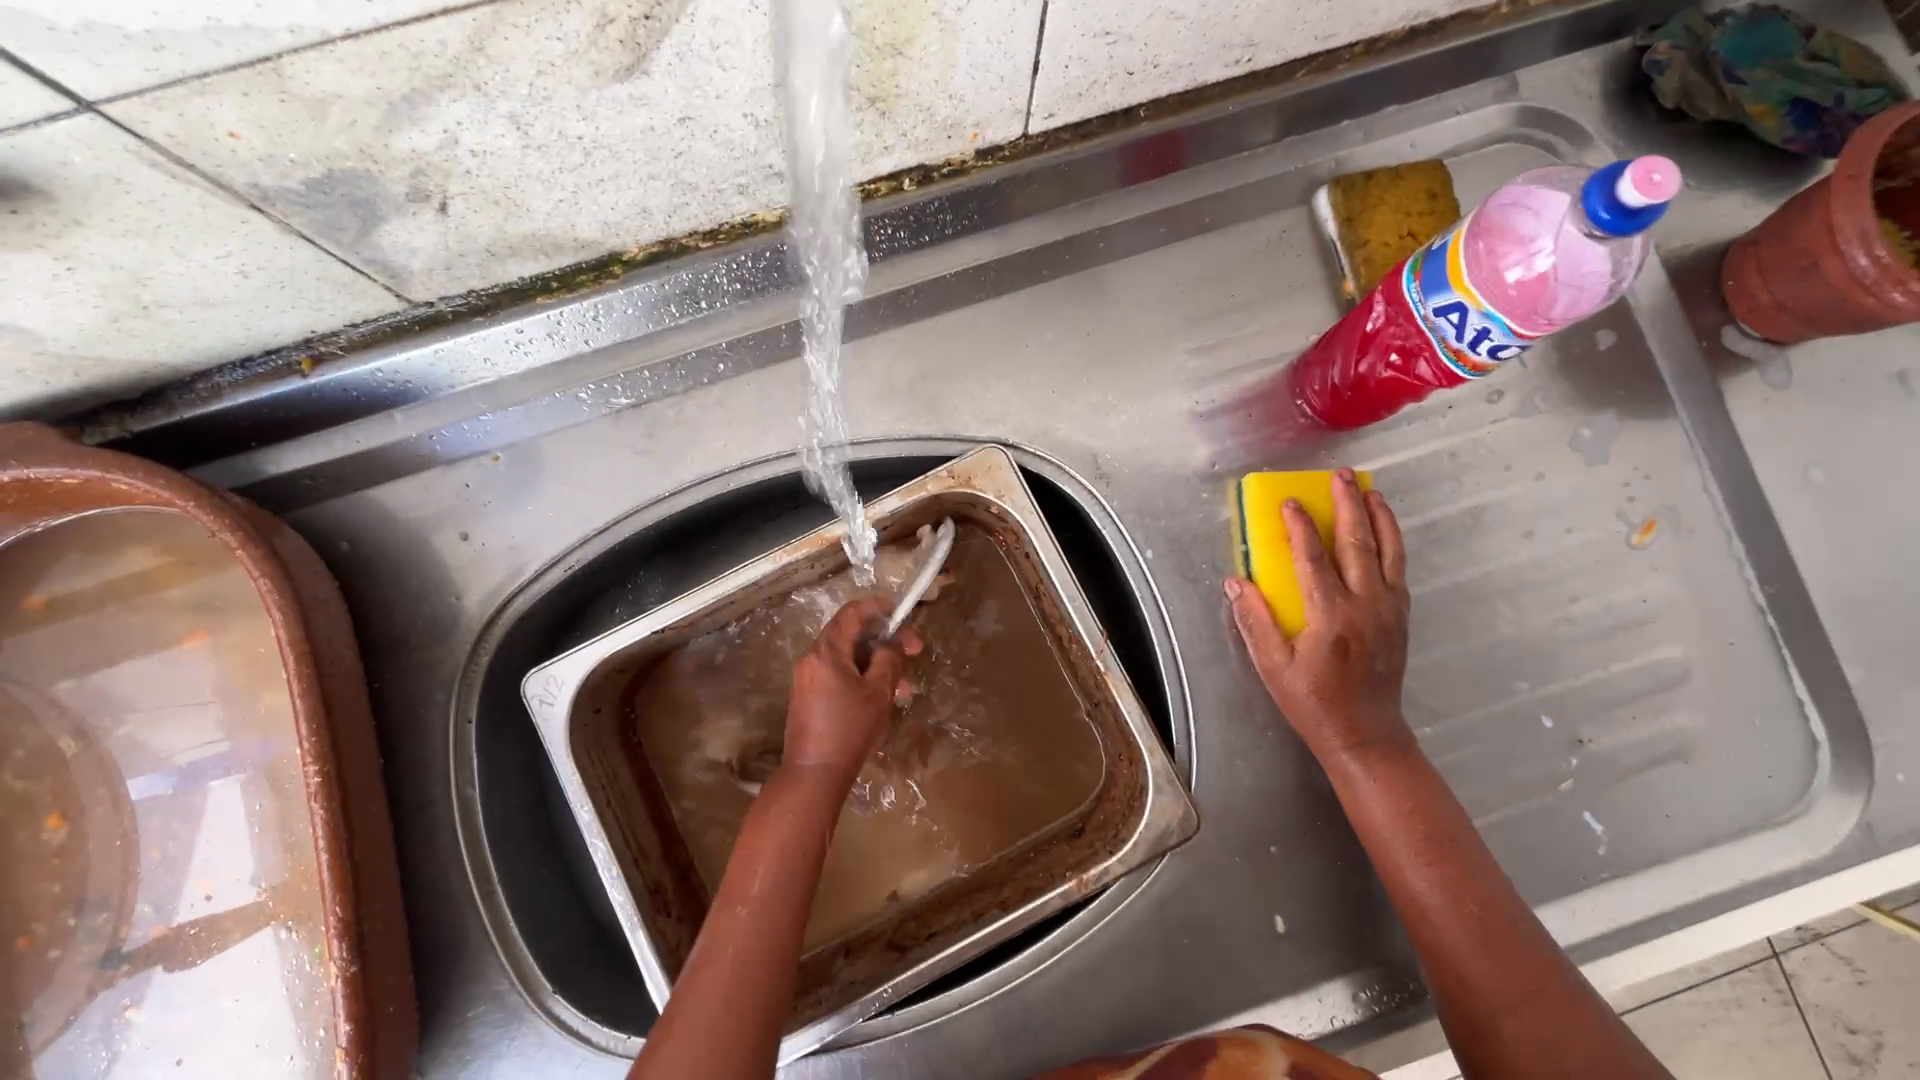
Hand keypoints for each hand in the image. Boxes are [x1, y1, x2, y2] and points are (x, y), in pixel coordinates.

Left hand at [783, 597, 922, 780]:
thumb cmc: (849, 729)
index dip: (877, 606)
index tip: (899, 610)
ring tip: (904, 686)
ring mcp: (807, 678)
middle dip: (885, 641)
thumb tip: (891, 645)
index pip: (851, 613)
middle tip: (915, 651)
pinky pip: (838, 675)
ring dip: (877, 663)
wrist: (814, 773)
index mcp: (826, 651)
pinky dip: (861, 677)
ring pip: (847, 658)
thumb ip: (888, 660)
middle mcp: (812, 658)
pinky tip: (883, 697)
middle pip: (850, 635)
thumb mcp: (878, 692)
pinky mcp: (809, 697)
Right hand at [1226, 467, 1413, 761]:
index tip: (1289, 503)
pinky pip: (1398, 567)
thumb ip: (1256, 621)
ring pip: (1388, 550)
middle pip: (1358, 542)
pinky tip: (1383, 529)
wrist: (1367, 734)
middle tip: (1340, 476)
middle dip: (1347, 505)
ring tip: (1368, 490)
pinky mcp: (1401, 616)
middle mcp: (1366, 605)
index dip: (1299, 527)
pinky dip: (1392, 540)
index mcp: (1332, 617)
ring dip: (1378, 516)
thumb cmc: (1314, 703)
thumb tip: (1237, 583)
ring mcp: (1389, 609)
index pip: (1313, 558)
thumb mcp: (1273, 668)